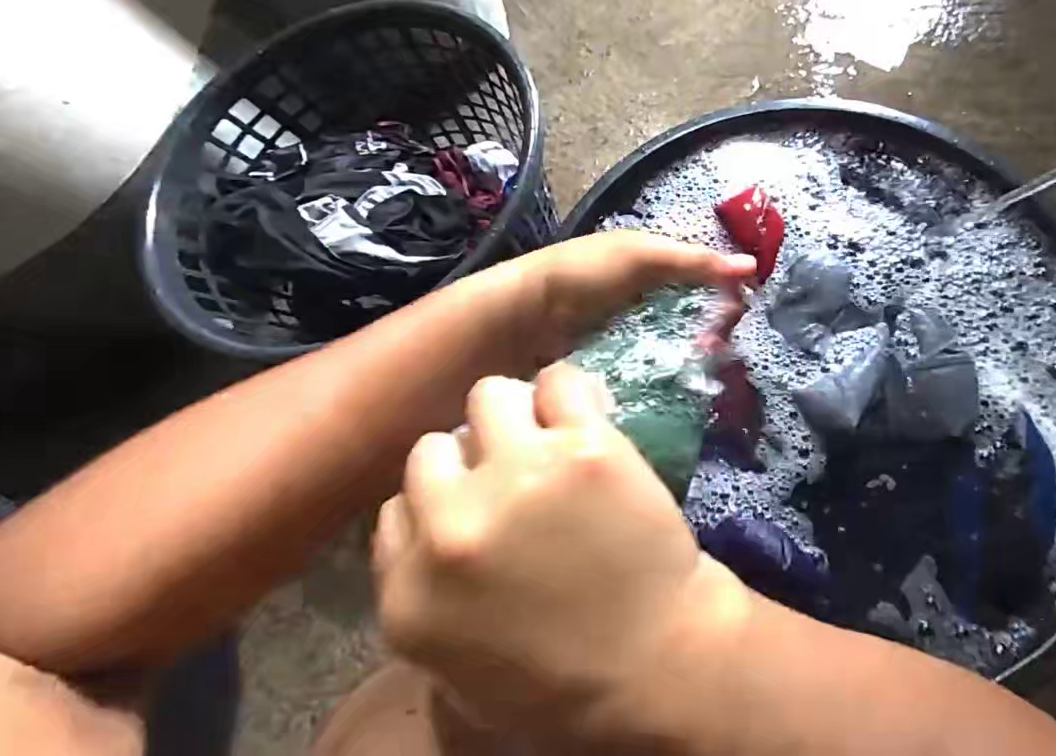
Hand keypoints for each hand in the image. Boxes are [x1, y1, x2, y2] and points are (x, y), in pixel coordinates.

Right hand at [371, 364, 750, 733]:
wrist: (656, 664)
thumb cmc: (561, 674)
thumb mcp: (454, 660)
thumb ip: (425, 581)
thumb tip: (425, 507)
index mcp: (410, 592)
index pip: (399, 504)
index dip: (444, 496)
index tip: (478, 499)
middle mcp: (452, 527)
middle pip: (438, 445)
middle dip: (475, 457)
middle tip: (516, 469)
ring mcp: (519, 479)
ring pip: (492, 396)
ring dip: (516, 413)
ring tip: (550, 435)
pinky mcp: (582, 449)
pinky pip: (559, 380)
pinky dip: (568, 391)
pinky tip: (586, 414)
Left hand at [484, 230, 755, 372]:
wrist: (520, 323)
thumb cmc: (581, 275)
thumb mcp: (640, 255)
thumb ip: (693, 260)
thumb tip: (752, 265)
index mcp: (651, 268)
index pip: (704, 280)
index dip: (723, 295)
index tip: (735, 316)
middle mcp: (644, 301)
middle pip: (695, 316)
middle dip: (711, 330)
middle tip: (716, 348)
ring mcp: (631, 336)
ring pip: (679, 346)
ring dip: (695, 357)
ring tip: (703, 369)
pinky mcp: (619, 367)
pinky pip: (656, 371)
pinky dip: (671, 376)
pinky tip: (681, 386)